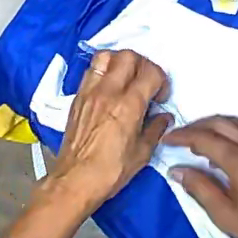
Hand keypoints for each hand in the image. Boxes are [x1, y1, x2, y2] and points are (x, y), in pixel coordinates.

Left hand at [46, 50, 170, 211]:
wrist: (74, 181)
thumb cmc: (111, 170)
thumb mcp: (143, 152)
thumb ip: (156, 128)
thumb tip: (163, 117)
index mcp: (129, 105)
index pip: (151, 72)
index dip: (161, 81)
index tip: (160, 97)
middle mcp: (109, 92)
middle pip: (129, 56)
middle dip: (144, 65)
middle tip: (146, 82)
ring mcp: (90, 93)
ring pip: (106, 56)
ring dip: (121, 62)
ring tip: (127, 78)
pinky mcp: (77, 98)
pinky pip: (91, 71)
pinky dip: (104, 71)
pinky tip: (109, 87)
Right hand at [165, 117, 237, 237]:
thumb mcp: (225, 215)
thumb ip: (200, 189)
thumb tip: (177, 169)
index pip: (205, 138)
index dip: (182, 136)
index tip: (164, 140)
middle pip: (222, 123)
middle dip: (197, 125)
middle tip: (176, 137)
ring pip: (236, 126)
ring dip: (213, 128)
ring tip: (193, 142)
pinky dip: (228, 136)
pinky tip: (217, 154)